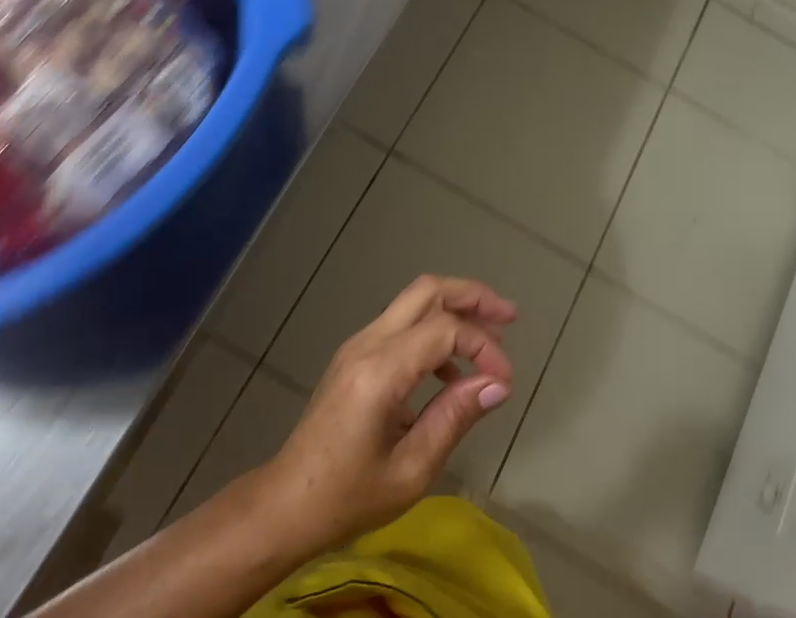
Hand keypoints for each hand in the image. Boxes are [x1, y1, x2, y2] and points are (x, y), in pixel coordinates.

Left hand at [255, 276, 518, 550]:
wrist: (286, 505)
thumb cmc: (348, 497)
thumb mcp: (412, 468)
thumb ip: (455, 417)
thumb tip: (498, 384)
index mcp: (379, 371)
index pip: (444, 329)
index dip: (484, 347)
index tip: (505, 383)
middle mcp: (365, 345)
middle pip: (426, 291)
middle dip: (472, 296)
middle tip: (509, 316)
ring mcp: (356, 348)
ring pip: (412, 303)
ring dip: (454, 311)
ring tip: (491, 343)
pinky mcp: (353, 359)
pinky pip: (400, 328)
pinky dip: (433, 334)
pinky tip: (452, 375)